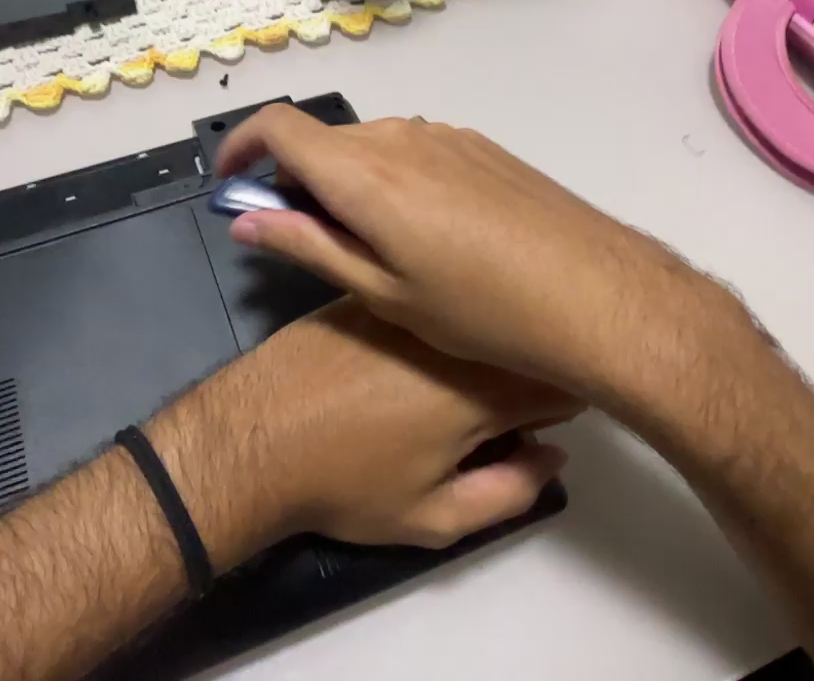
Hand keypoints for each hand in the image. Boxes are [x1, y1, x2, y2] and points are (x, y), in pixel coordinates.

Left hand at [150, 298, 580, 563]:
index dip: (561, 401)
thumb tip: (553, 456)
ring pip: (466, 316)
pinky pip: (417, 304)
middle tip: (489, 408)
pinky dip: (428, 325)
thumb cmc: (344, 485)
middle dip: (520, 368)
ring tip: (440, 381)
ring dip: (473, 342)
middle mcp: (451, 334)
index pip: (559, 380)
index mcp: (480, 389)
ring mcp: (405, 307)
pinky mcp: (365, 293)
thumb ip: (511, 492)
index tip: (538, 420)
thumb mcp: (434, 519)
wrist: (253, 437)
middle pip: (516, 339)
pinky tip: (398, 357)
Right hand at [213, 106, 756, 421]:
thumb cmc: (477, 308)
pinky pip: (412, 148)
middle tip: (298, 235)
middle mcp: (400, 135)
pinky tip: (420, 230)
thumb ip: (307, 244)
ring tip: (364, 241)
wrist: (596, 293)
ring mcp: (445, 135)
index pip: (278, 126)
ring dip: (343, 178)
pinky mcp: (479, 146)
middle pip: (323, 138)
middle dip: (294, 176)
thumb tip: (245, 217)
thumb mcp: (382, 290)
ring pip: (368, 144)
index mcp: (363, 170)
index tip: (233, 186)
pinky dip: (387, 175)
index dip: (241, 148)